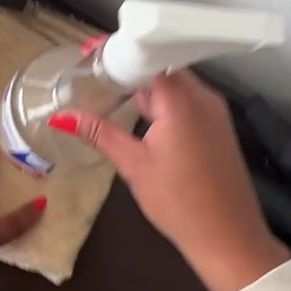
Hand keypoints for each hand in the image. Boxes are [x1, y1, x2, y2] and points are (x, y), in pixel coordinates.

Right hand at [51, 70, 289, 290]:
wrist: (229, 239)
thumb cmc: (180, 203)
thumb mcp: (133, 165)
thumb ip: (99, 133)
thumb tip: (61, 116)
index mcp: (182, 102)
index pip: (148, 58)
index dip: (117, 51)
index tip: (88, 51)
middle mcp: (204, 98)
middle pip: (162, 67)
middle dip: (129, 67)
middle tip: (93, 71)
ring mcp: (215, 112)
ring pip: (175, 84)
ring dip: (146, 85)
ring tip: (110, 89)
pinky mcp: (218, 127)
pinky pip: (186, 100)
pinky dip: (162, 101)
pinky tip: (141, 113)